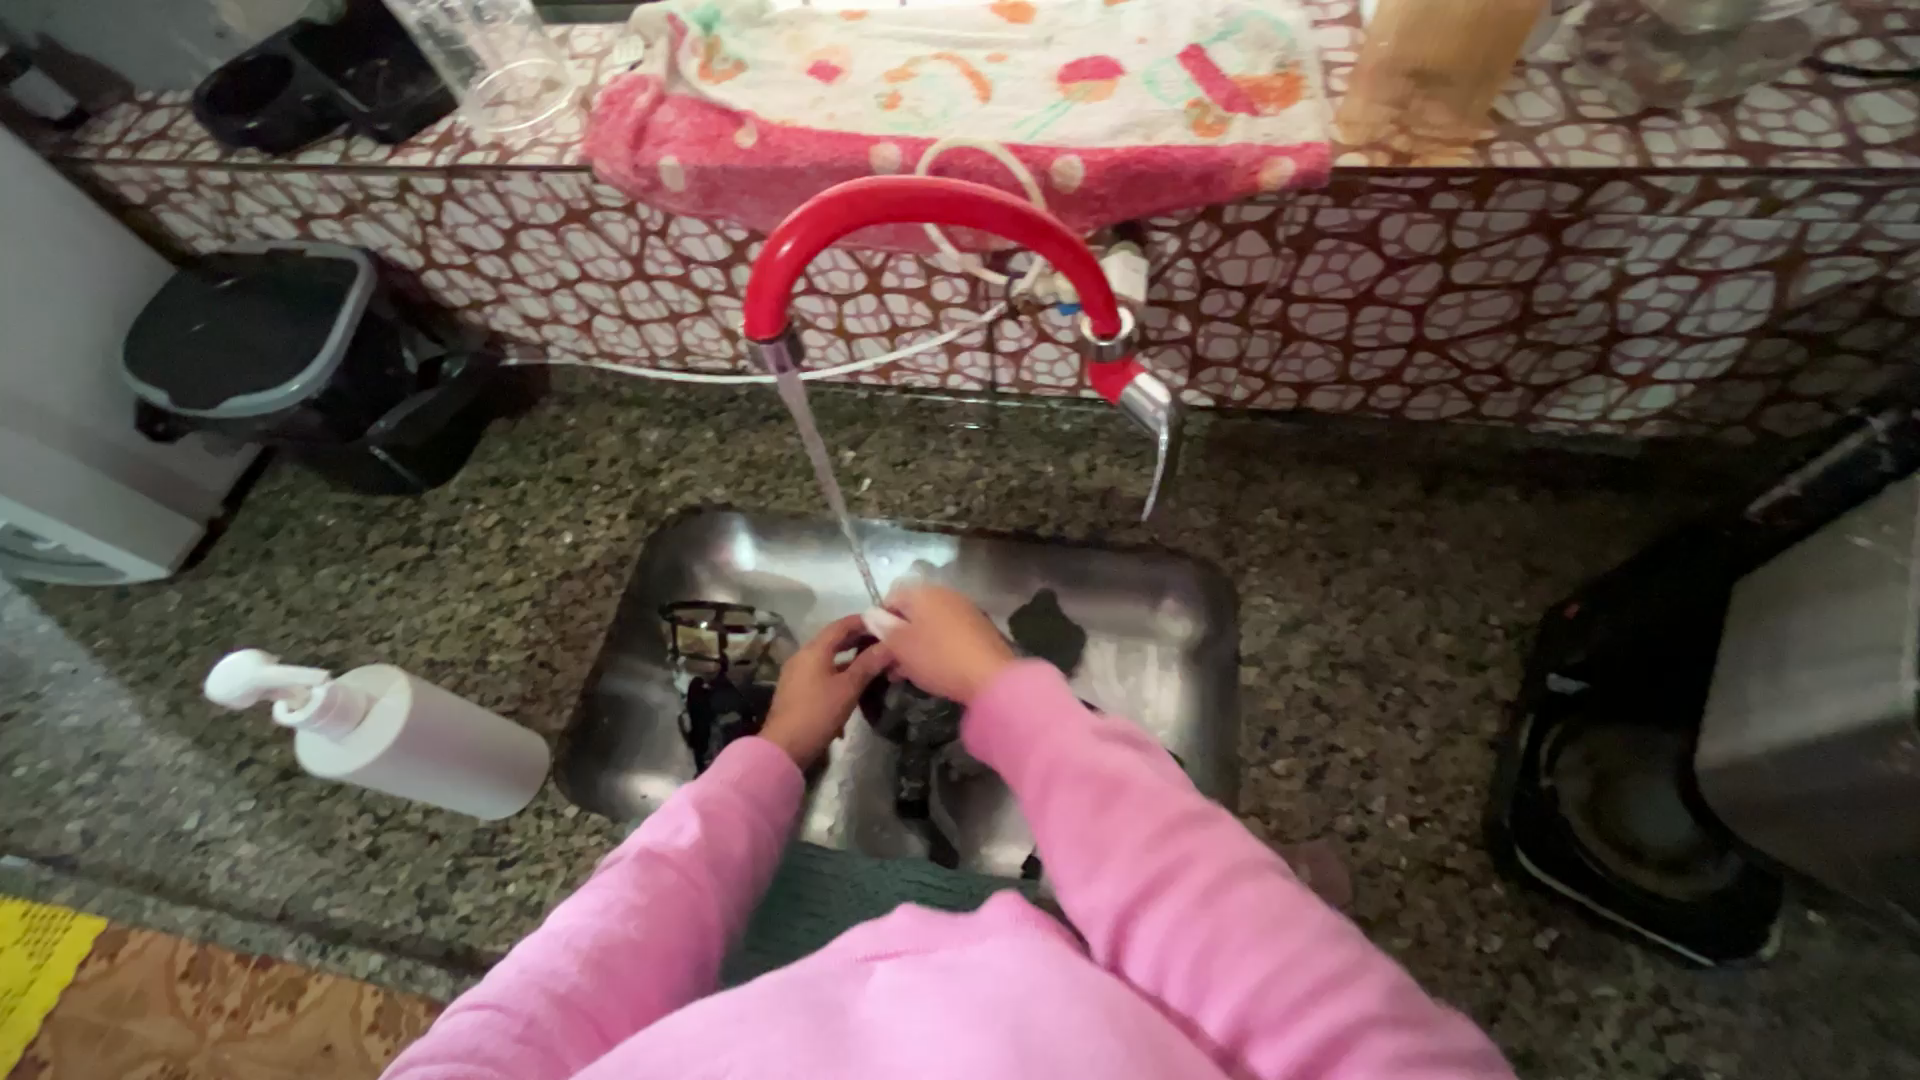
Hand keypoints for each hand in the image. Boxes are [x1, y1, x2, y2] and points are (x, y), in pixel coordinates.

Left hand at [760, 615, 892, 767]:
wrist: (784, 747)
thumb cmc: (818, 713)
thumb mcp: (848, 688)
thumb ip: (868, 664)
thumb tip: (889, 645)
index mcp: (814, 650)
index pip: (841, 625)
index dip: (863, 621)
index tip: (884, 623)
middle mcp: (803, 656)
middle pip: (833, 639)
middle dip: (857, 638)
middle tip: (882, 641)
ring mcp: (797, 673)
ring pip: (827, 656)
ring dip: (849, 656)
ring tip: (872, 661)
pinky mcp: (796, 689)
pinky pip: (821, 670)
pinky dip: (838, 670)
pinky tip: (852, 682)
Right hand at [877, 585, 1015, 704]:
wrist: (991, 677)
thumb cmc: (937, 658)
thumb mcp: (901, 645)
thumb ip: (882, 627)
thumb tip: (870, 612)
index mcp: (922, 592)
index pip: (891, 596)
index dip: (880, 621)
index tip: (878, 646)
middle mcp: (944, 594)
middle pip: (912, 611)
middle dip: (898, 636)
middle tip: (891, 665)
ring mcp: (964, 610)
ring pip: (930, 625)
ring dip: (916, 645)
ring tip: (908, 673)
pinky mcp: (979, 628)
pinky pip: (948, 633)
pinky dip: (937, 648)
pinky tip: (933, 670)